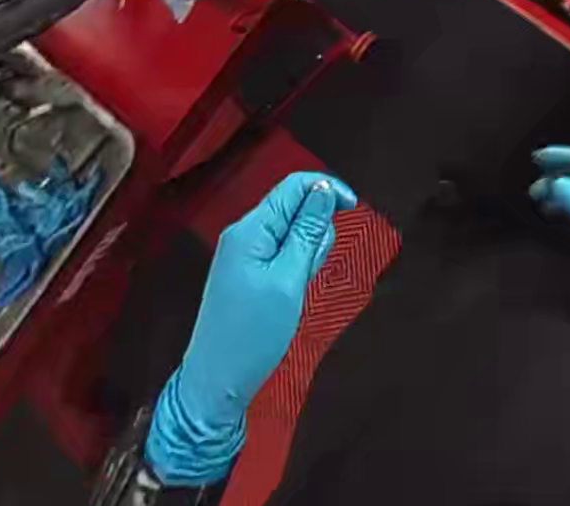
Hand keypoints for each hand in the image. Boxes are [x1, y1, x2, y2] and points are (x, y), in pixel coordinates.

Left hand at [145, 172, 356, 484]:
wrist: (215, 384)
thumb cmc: (254, 333)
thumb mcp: (289, 280)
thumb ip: (308, 231)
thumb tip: (323, 188)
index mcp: (252, 228)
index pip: (295, 185)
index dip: (328, 188)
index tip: (354, 209)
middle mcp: (246, 231)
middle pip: (295, 204)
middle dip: (317, 227)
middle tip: (310, 269)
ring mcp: (245, 250)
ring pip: (293, 227)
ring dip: (307, 249)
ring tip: (299, 285)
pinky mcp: (249, 268)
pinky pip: (283, 248)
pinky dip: (297, 261)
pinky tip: (292, 288)